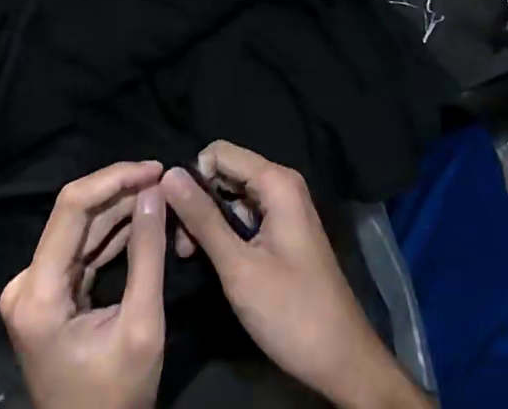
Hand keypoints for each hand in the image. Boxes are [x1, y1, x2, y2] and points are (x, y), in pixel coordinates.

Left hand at [2, 161, 167, 408]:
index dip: (114, 179)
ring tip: (161, 194)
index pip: (72, 208)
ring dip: (122, 208)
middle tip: (166, 180)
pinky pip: (83, 248)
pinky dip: (114, 232)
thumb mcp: (142, 325)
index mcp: (39, 294)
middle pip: (75, 214)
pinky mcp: (47, 293)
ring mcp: (33, 289)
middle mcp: (26, 284)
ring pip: (81, 227)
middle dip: (123, 191)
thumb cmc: (116, 394)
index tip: (155, 169)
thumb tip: (155, 191)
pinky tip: (144, 218)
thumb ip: (147, 254)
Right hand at [162, 142, 428, 408]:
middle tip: (180, 245)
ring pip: (230, 196)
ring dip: (206, 220)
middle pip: (225, 172)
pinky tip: (208, 258)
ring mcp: (283, 208)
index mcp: (277, 182)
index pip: (220, 152)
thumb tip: (168, 175)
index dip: (191, 176)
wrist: (339, 355)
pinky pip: (243, 215)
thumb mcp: (238, 266)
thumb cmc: (290, 310)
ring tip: (189, 256)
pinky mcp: (281, 230)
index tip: (171, 212)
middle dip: (197, 201)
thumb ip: (203, 218)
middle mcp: (282, 185)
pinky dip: (222, 232)